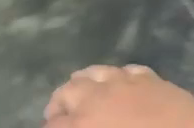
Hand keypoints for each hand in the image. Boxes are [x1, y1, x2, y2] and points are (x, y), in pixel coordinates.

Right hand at [45, 65, 193, 127]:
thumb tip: (79, 125)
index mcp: (84, 123)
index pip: (54, 124)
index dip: (49, 127)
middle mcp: (97, 96)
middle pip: (68, 92)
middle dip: (58, 103)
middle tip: (55, 114)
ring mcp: (122, 81)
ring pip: (93, 72)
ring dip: (82, 81)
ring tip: (78, 88)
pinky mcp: (145, 76)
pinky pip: (123, 71)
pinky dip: (114, 77)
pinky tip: (116, 82)